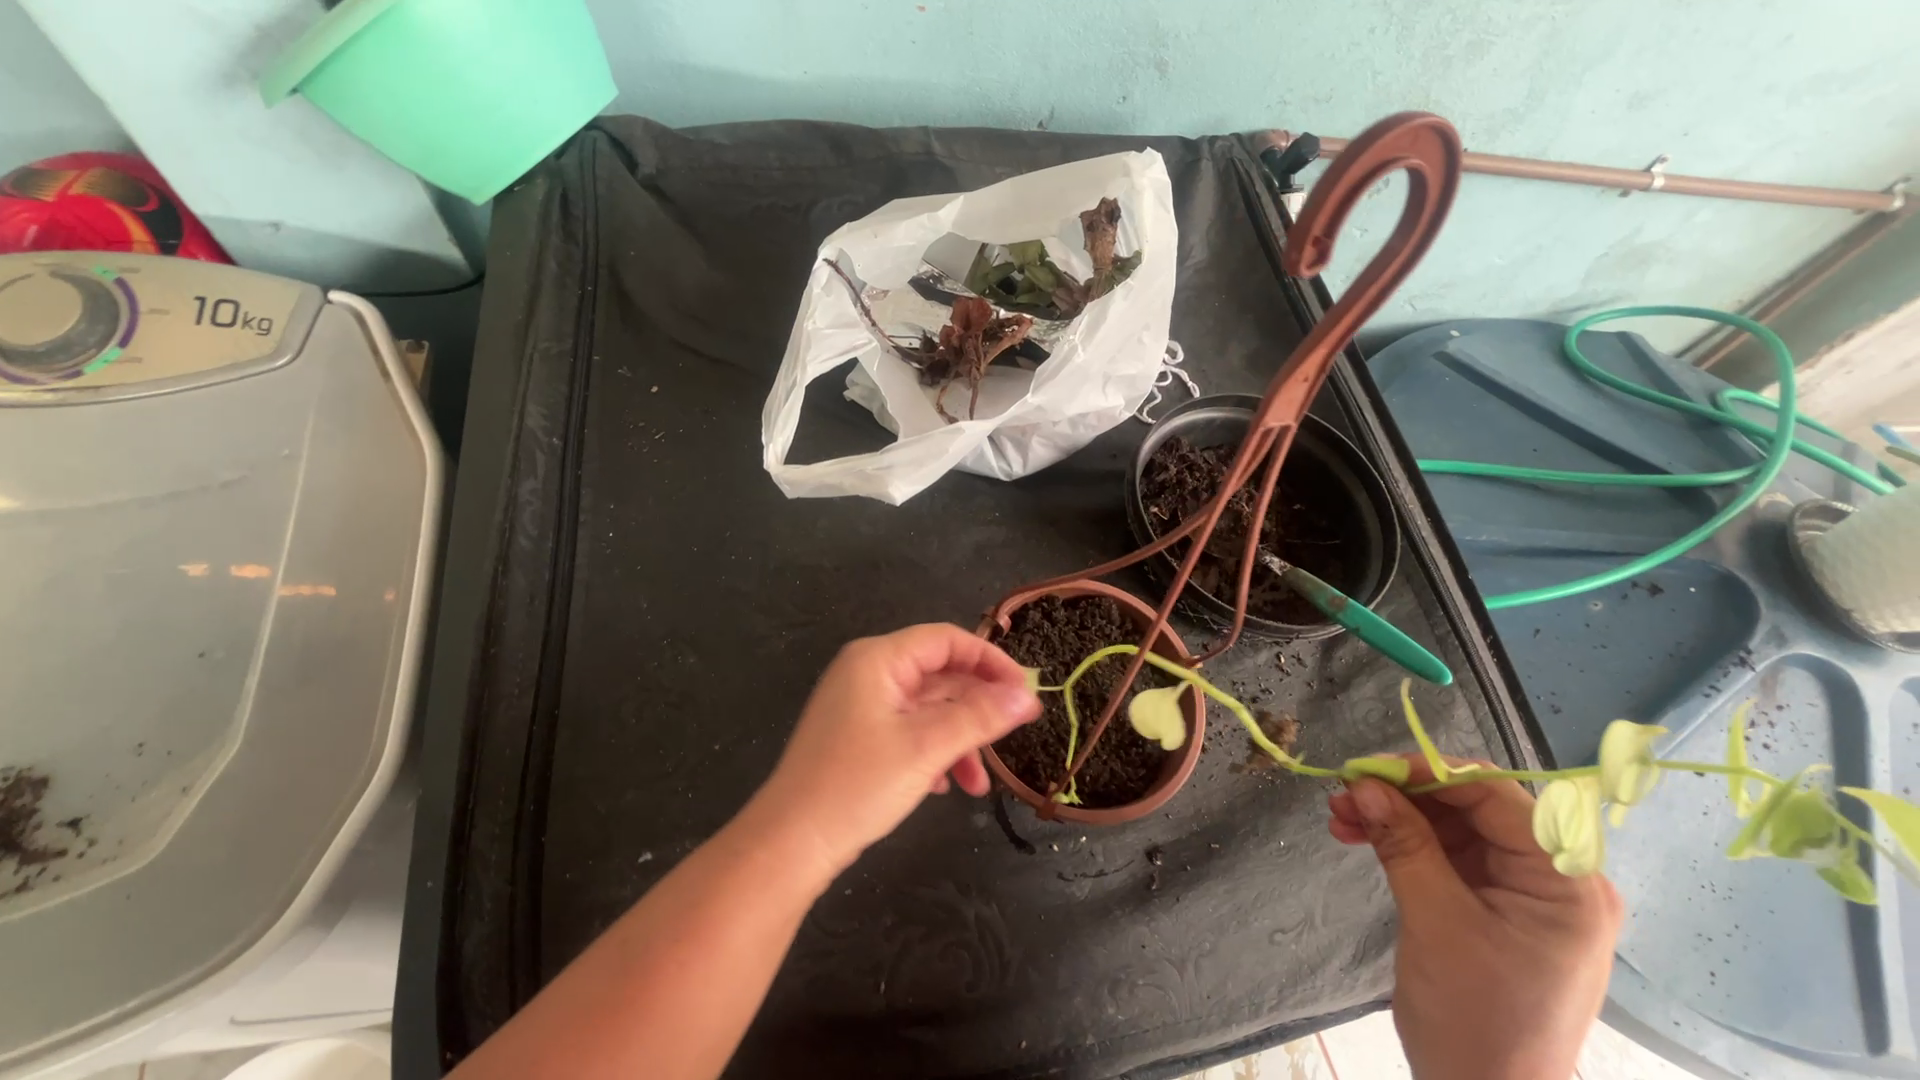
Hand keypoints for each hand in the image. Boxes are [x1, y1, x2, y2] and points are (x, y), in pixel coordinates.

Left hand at [744, 624, 1040, 880]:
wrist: (791, 842)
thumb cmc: (856, 785)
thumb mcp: (926, 748)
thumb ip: (979, 717)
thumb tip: (1028, 695)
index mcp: (878, 659)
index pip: (947, 640)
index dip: (991, 661)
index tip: (1026, 692)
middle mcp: (868, 673)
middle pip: (939, 675)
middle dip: (977, 709)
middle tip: (1015, 734)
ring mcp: (861, 706)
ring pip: (928, 709)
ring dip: (959, 740)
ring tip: (979, 784)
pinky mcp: (858, 738)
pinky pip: (910, 731)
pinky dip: (934, 753)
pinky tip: (945, 787)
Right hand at [1329, 757, 1621, 1079]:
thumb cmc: (1475, 1017)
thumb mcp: (1435, 921)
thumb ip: (1404, 843)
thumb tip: (1365, 784)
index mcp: (1567, 881)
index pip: (1497, 797)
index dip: (1429, 773)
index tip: (1366, 770)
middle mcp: (1558, 879)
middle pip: (1475, 809)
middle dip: (1405, 796)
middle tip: (1345, 795)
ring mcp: (1529, 895)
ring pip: (1456, 828)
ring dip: (1398, 817)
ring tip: (1341, 817)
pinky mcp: (1500, 909)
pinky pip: (1451, 857)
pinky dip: (1406, 844)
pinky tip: (1361, 838)